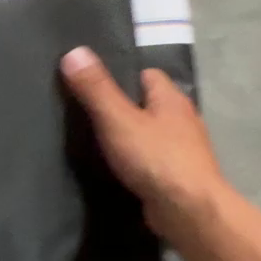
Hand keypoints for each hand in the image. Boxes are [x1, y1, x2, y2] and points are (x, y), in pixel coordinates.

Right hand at [59, 46, 228, 239]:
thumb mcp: (117, 120)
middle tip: (89, 115)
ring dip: (132, 136)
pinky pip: (153, 159)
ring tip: (99, 143)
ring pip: (153, 133)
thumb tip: (73, 51)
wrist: (187, 209)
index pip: (148, 76)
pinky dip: (137, 160)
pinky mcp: (177, 175)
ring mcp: (183, 149)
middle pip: (150, 104)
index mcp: (171, 99)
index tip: (94, 86)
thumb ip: (95, 89)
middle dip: (125, 107)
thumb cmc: (154, 158)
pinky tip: (118, 169)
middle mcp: (182, 119)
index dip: (123, 77)